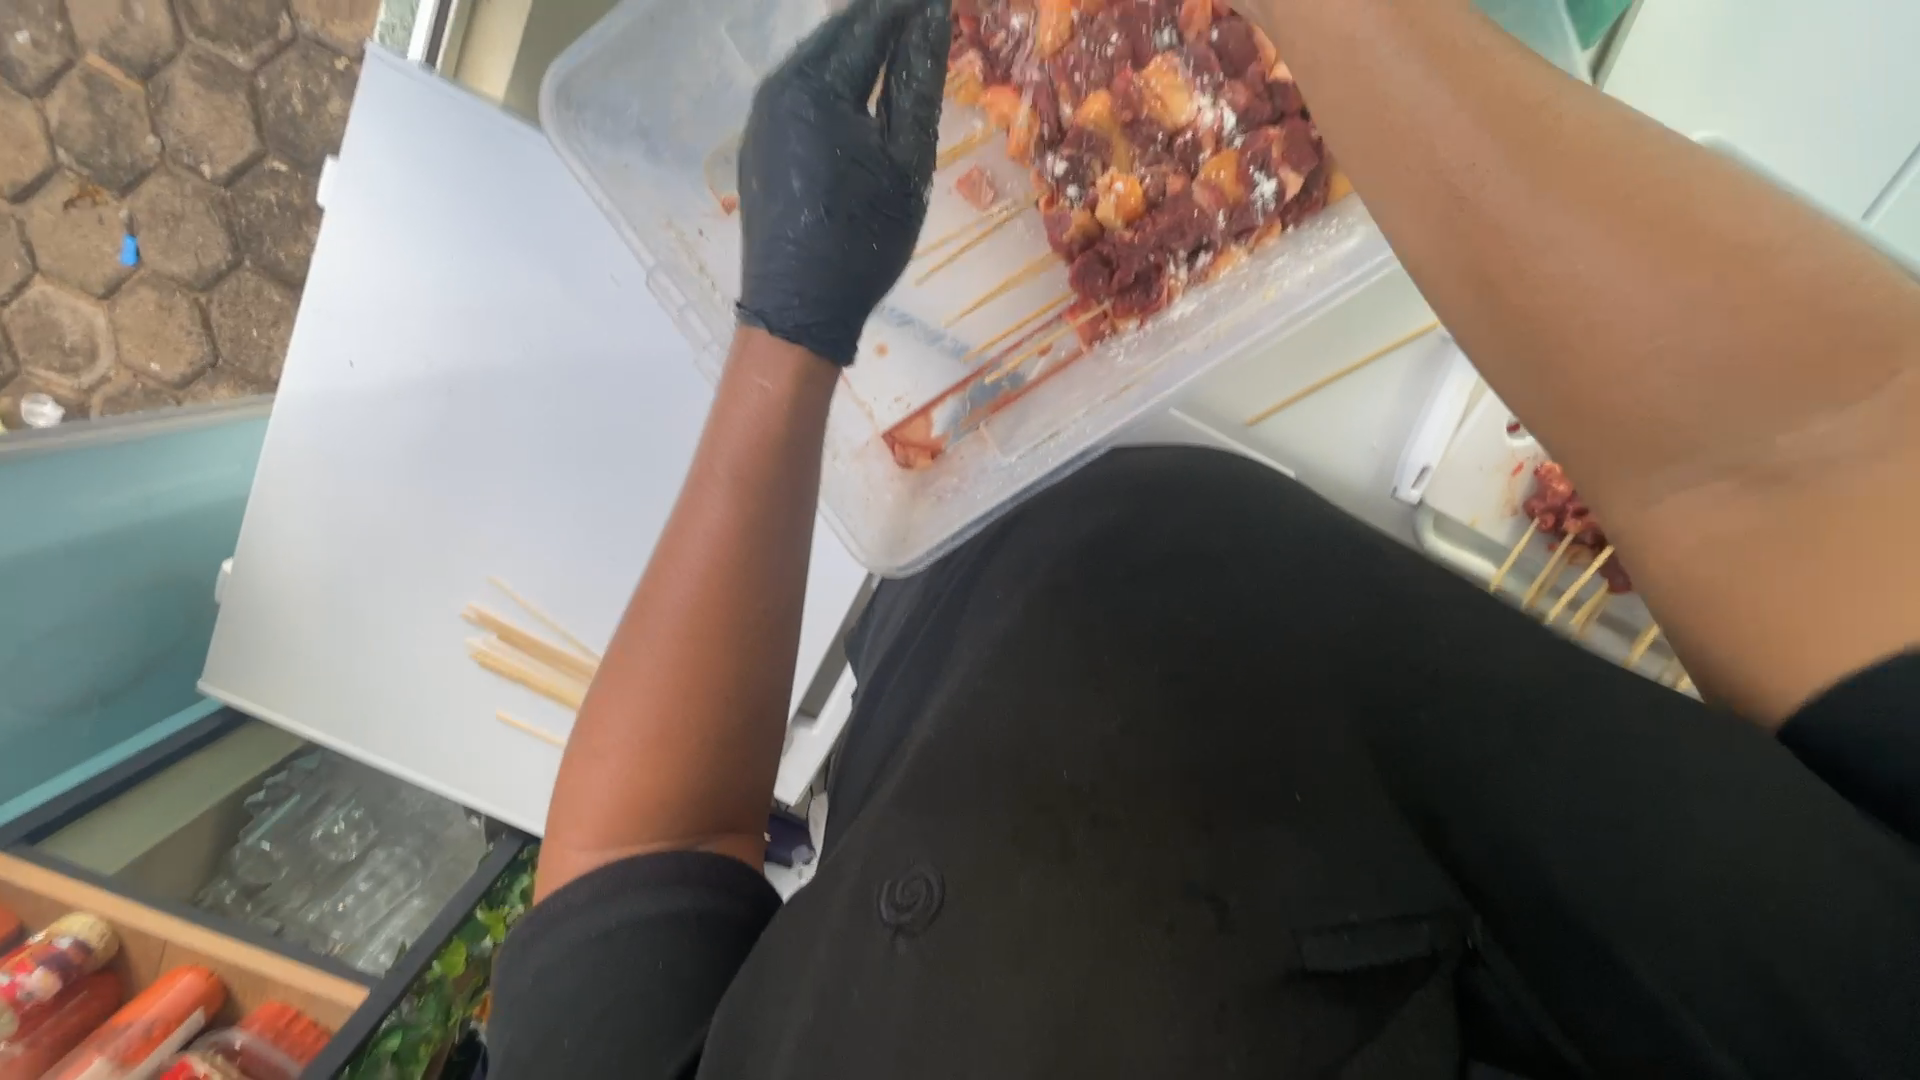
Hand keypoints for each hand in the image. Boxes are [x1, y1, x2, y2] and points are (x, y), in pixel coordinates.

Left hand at [736, 0, 951, 366]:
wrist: (799, 307)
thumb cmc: (863, 241)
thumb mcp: (907, 164)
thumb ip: (918, 85)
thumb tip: (930, 18)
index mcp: (818, 86)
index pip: (871, 21)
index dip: (908, 9)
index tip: (937, 4)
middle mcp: (779, 86)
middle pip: (837, 34)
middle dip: (879, 21)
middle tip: (918, 21)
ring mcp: (760, 115)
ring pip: (814, 62)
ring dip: (854, 52)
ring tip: (894, 51)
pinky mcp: (757, 143)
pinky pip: (797, 94)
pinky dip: (830, 84)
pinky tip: (854, 98)